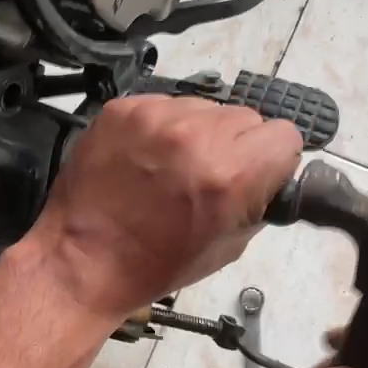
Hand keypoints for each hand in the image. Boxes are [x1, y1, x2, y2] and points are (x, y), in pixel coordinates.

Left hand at [26, 95, 301, 323]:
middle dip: (238, 144)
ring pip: (206, 106)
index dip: (274, 158)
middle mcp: (196, 136)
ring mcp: (155, 116)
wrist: (82, 260)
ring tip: (173, 166)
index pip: (284, 135)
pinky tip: (146, 156)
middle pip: (247, 116)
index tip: (257, 173)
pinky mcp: (124, 108)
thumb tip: (271, 172)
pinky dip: (163, 126)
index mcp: (229, 174)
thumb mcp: (231, 246)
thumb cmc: (158, 264)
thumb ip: (258, 198)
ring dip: (200, 131)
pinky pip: (165, 104)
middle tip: (210, 174)